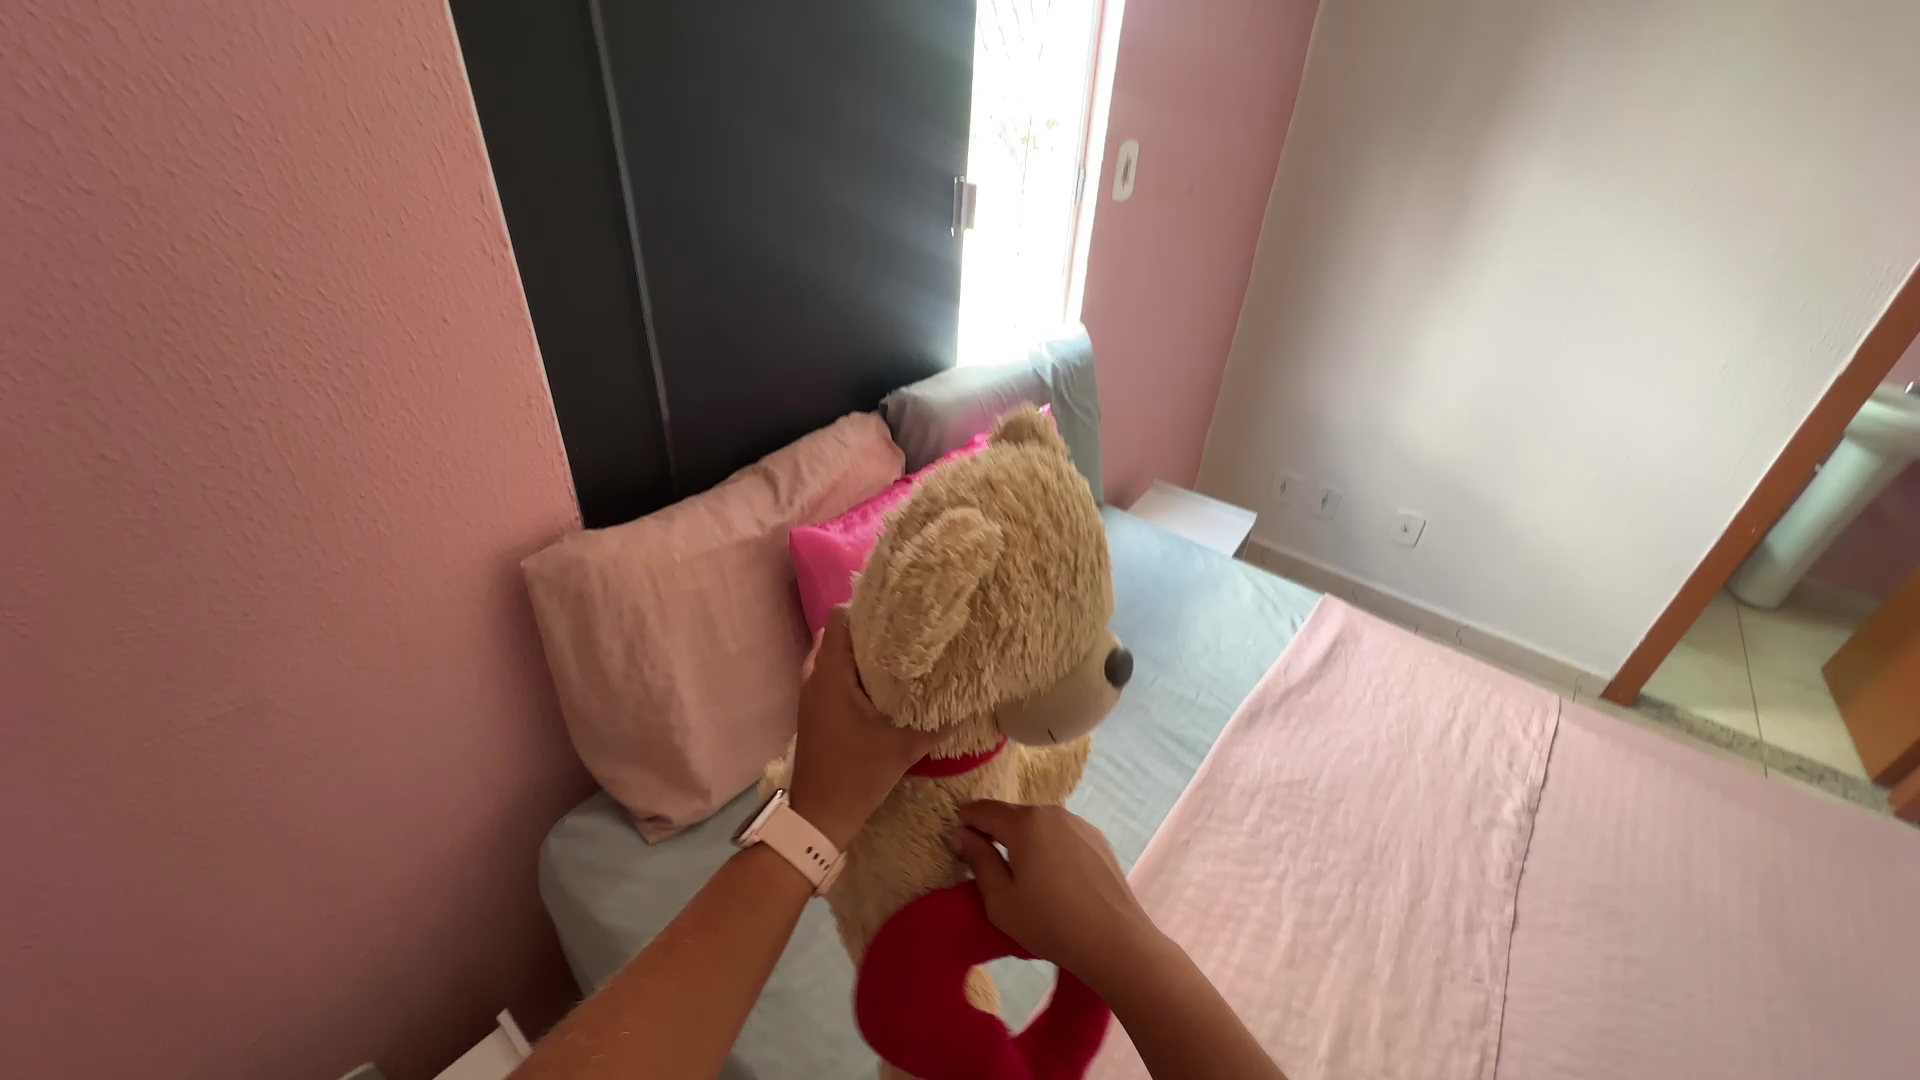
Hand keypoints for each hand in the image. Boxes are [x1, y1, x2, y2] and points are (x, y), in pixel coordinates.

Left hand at [787, 607, 942, 847]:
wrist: (818, 817)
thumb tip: (969, 705)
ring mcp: (811, 695)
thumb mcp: (902, 748)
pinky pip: (832, 676)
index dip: (866, 608)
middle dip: (870, 629)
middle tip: (907, 629)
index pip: (840, 619)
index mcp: (830, 676)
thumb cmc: (856, 776)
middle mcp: (815, 678)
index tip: (899, 610)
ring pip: (834, 656)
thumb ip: (937, 725)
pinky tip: (882, 683)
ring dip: (861, 652)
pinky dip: (852, 671)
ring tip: (898, 652)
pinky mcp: (815, 711)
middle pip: (838, 634)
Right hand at [951, 801, 1166, 989]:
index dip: (965, 822)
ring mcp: (1079, 823)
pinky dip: (1049, 847)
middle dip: (994, 832)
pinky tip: (1053, 879)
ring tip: (1022, 876)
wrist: (1115, 942)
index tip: (956, 842)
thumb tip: (962, 834)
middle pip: (1012, 815)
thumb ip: (978, 861)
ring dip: (1024, 840)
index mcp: (1025, 822)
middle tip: (986, 865)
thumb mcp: (1001, 901)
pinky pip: (1061, 835)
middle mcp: (1052, 812)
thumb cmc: (1050, 923)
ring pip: (1039, 825)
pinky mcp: (1097, 839)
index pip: (984, 810)